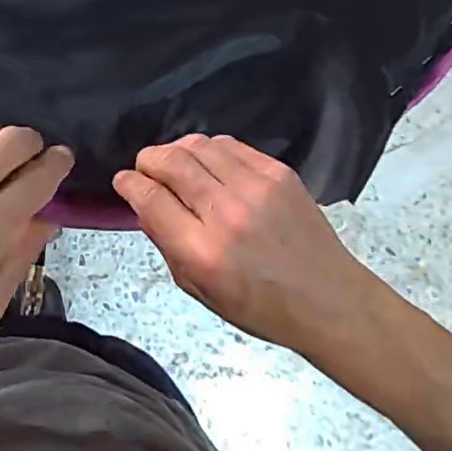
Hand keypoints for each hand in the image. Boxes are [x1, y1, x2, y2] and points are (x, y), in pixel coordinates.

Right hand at [112, 134, 382, 354]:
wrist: (328, 298)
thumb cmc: (261, 306)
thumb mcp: (201, 291)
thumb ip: (168, 244)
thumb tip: (147, 204)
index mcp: (204, 253)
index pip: (150, 199)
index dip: (129, 184)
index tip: (124, 181)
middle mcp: (227, 213)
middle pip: (170, 162)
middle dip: (148, 160)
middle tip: (145, 167)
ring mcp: (256, 187)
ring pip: (198, 144)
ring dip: (176, 149)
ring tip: (173, 161)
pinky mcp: (277, 171)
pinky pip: (229, 143)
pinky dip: (209, 147)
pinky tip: (207, 161)